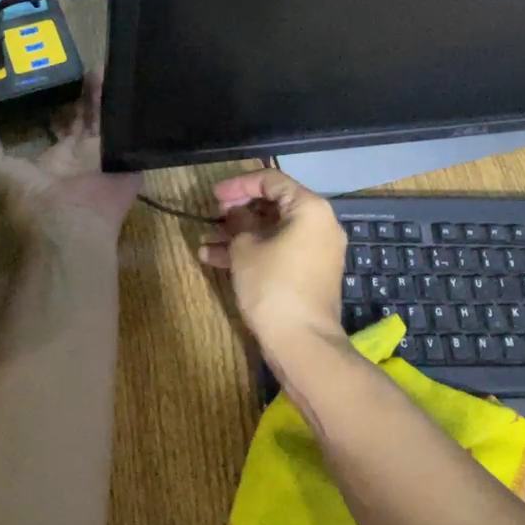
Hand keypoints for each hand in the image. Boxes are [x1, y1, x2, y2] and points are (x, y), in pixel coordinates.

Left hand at [0, 70, 141, 248]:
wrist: (68, 228)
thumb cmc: (28, 199)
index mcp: (53, 159)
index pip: (59, 123)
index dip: (60, 100)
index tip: (60, 72)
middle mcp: (81, 158)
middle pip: (87, 118)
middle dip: (89, 93)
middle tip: (90, 64)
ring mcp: (108, 160)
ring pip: (110, 121)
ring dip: (109, 95)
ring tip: (108, 65)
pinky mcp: (129, 163)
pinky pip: (133, 135)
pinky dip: (135, 113)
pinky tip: (135, 88)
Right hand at [198, 170, 347, 357]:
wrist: (302, 344)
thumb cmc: (273, 286)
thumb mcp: (245, 249)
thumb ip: (238, 222)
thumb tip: (237, 214)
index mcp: (309, 208)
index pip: (271, 181)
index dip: (239, 184)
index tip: (214, 196)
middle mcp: (319, 224)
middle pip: (273, 205)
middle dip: (238, 212)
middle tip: (213, 217)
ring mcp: (316, 250)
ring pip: (272, 231)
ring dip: (239, 235)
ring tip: (205, 242)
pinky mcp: (309, 273)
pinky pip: (279, 251)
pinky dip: (253, 252)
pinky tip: (215, 260)